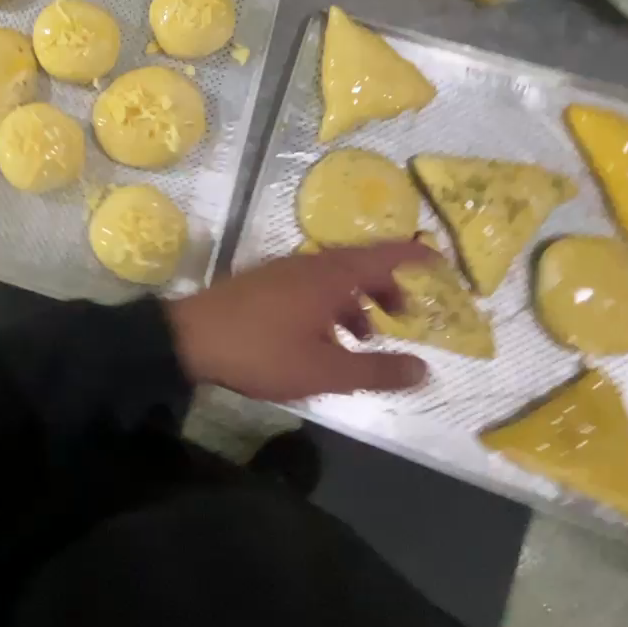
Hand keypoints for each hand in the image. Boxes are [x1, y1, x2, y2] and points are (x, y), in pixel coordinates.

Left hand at [166, 241, 433, 401]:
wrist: (188, 339)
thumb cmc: (260, 352)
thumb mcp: (325, 371)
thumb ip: (376, 369)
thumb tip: (424, 368)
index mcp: (327, 276)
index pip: (381, 256)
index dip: (412, 255)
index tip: (439, 258)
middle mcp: (305, 265)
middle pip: (356, 264)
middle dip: (384, 286)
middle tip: (403, 314)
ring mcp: (278, 271)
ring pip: (329, 278)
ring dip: (353, 301)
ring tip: (363, 337)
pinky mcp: (259, 284)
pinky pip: (306, 286)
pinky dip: (326, 305)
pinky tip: (320, 339)